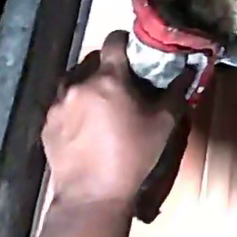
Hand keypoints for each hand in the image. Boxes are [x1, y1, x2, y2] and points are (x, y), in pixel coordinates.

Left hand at [43, 31, 177, 212]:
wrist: (92, 196)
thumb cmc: (133, 157)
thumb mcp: (163, 125)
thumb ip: (176, 93)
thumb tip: (189, 70)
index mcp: (110, 78)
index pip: (113, 40)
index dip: (124, 41)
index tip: (133, 51)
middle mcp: (80, 84)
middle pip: (92, 60)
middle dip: (106, 66)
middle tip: (121, 83)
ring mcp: (59, 104)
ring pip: (73, 80)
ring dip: (86, 83)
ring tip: (100, 101)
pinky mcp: (47, 123)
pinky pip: (61, 103)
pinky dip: (72, 105)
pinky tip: (84, 123)